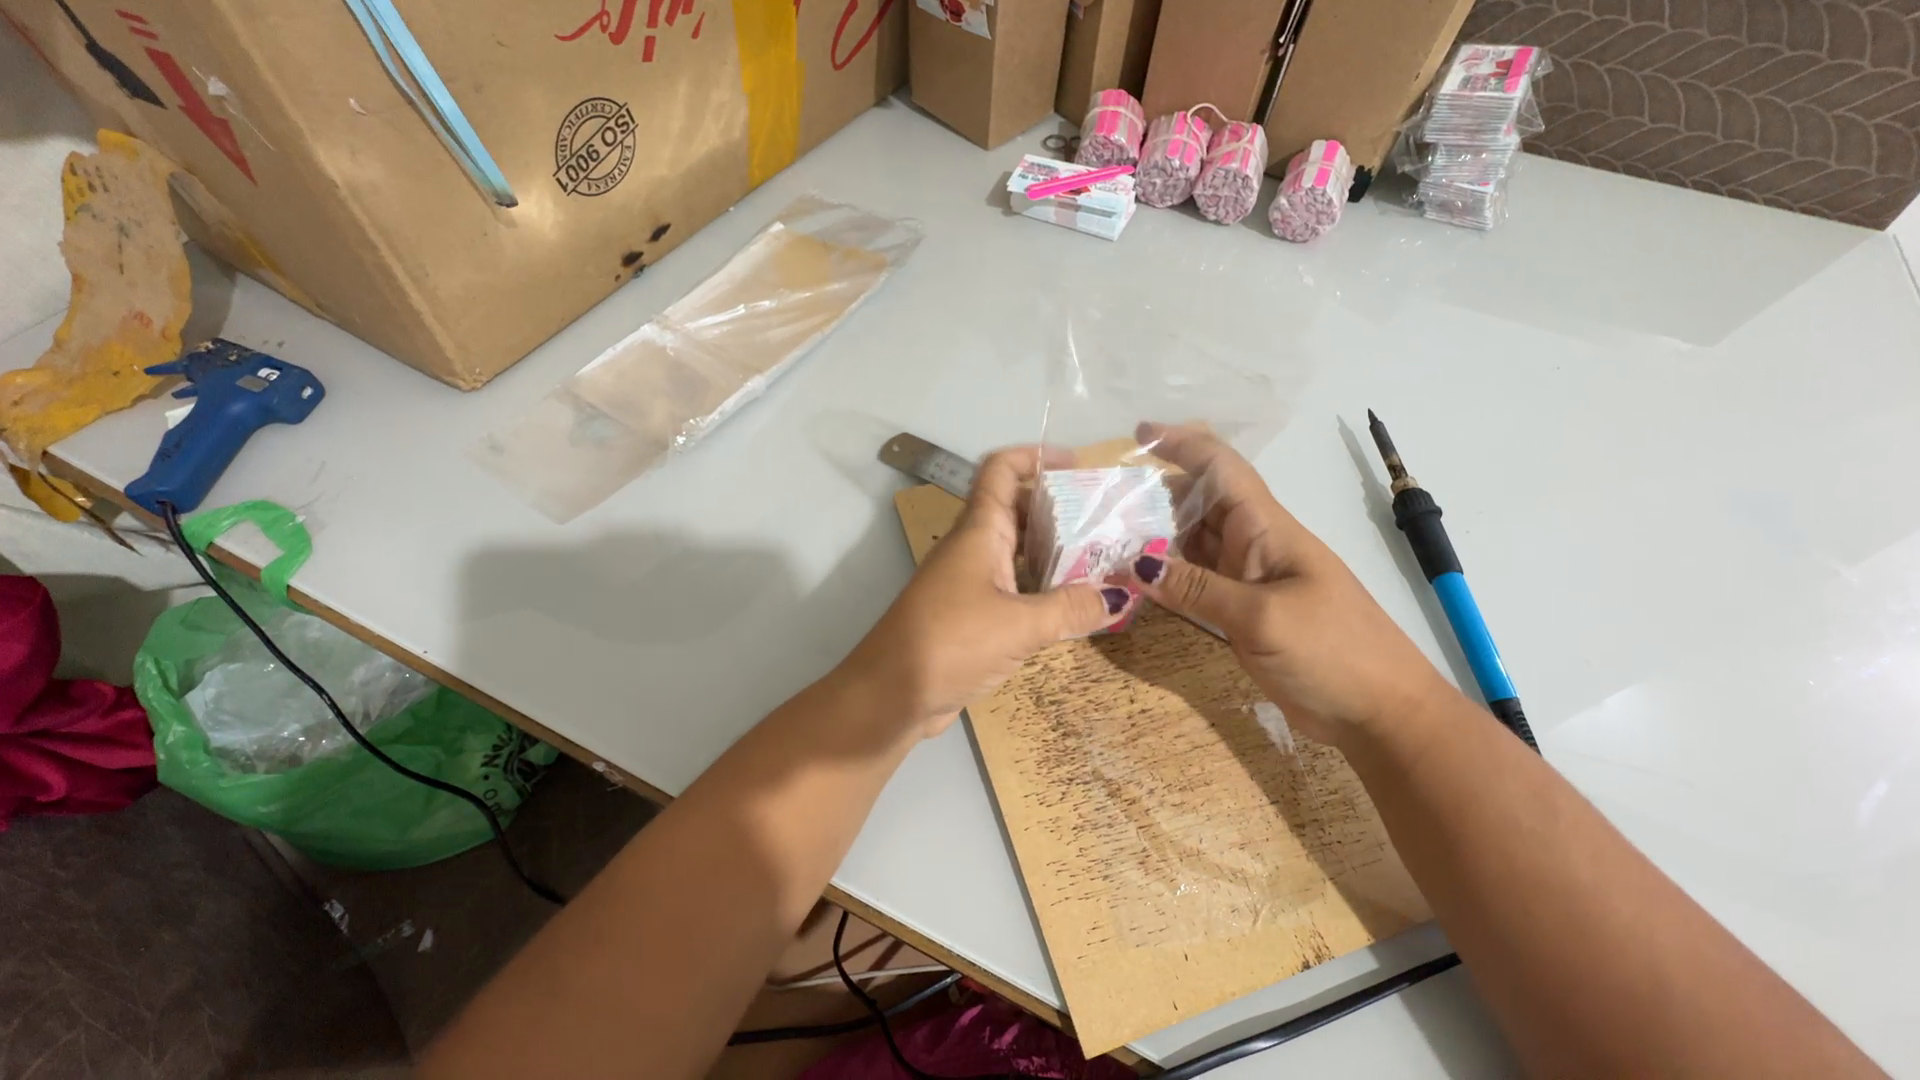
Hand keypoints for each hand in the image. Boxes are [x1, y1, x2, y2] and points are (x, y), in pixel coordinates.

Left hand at [845, 447, 1133, 739]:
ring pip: (1018, 553)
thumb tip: (1121, 597)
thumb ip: (1070, 609)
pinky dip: (1044, 590)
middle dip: (1061, 509)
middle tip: (1109, 522)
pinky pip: (1014, 589)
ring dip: (1057, 553)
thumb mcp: (1018, 626)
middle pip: (1018, 510)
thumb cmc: (949, 644)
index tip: (1079, 464)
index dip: (1037, 456)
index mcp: (979, 532)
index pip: (1001, 470)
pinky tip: (1075, 607)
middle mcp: (973, 549)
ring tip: (1105, 562)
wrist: (888, 696)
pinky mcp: (971, 618)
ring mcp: (969, 584)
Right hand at [1125, 424, 1457, 747]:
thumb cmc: (1334, 651)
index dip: (1182, 444)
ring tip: (1101, 541)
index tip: (1137, 435)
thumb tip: (1134, 565)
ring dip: (1151, 539)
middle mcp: (1253, 545)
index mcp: (1266, 528)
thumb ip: (1196, 589)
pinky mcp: (1243, 614)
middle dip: (1150, 496)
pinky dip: (1164, 580)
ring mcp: (1247, 581)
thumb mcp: (1260, 618)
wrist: (1382, 711)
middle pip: (1197, 504)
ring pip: (1191, 545)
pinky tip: (1132, 586)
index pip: (1220, 468)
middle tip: (1096, 506)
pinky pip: (1195, 584)